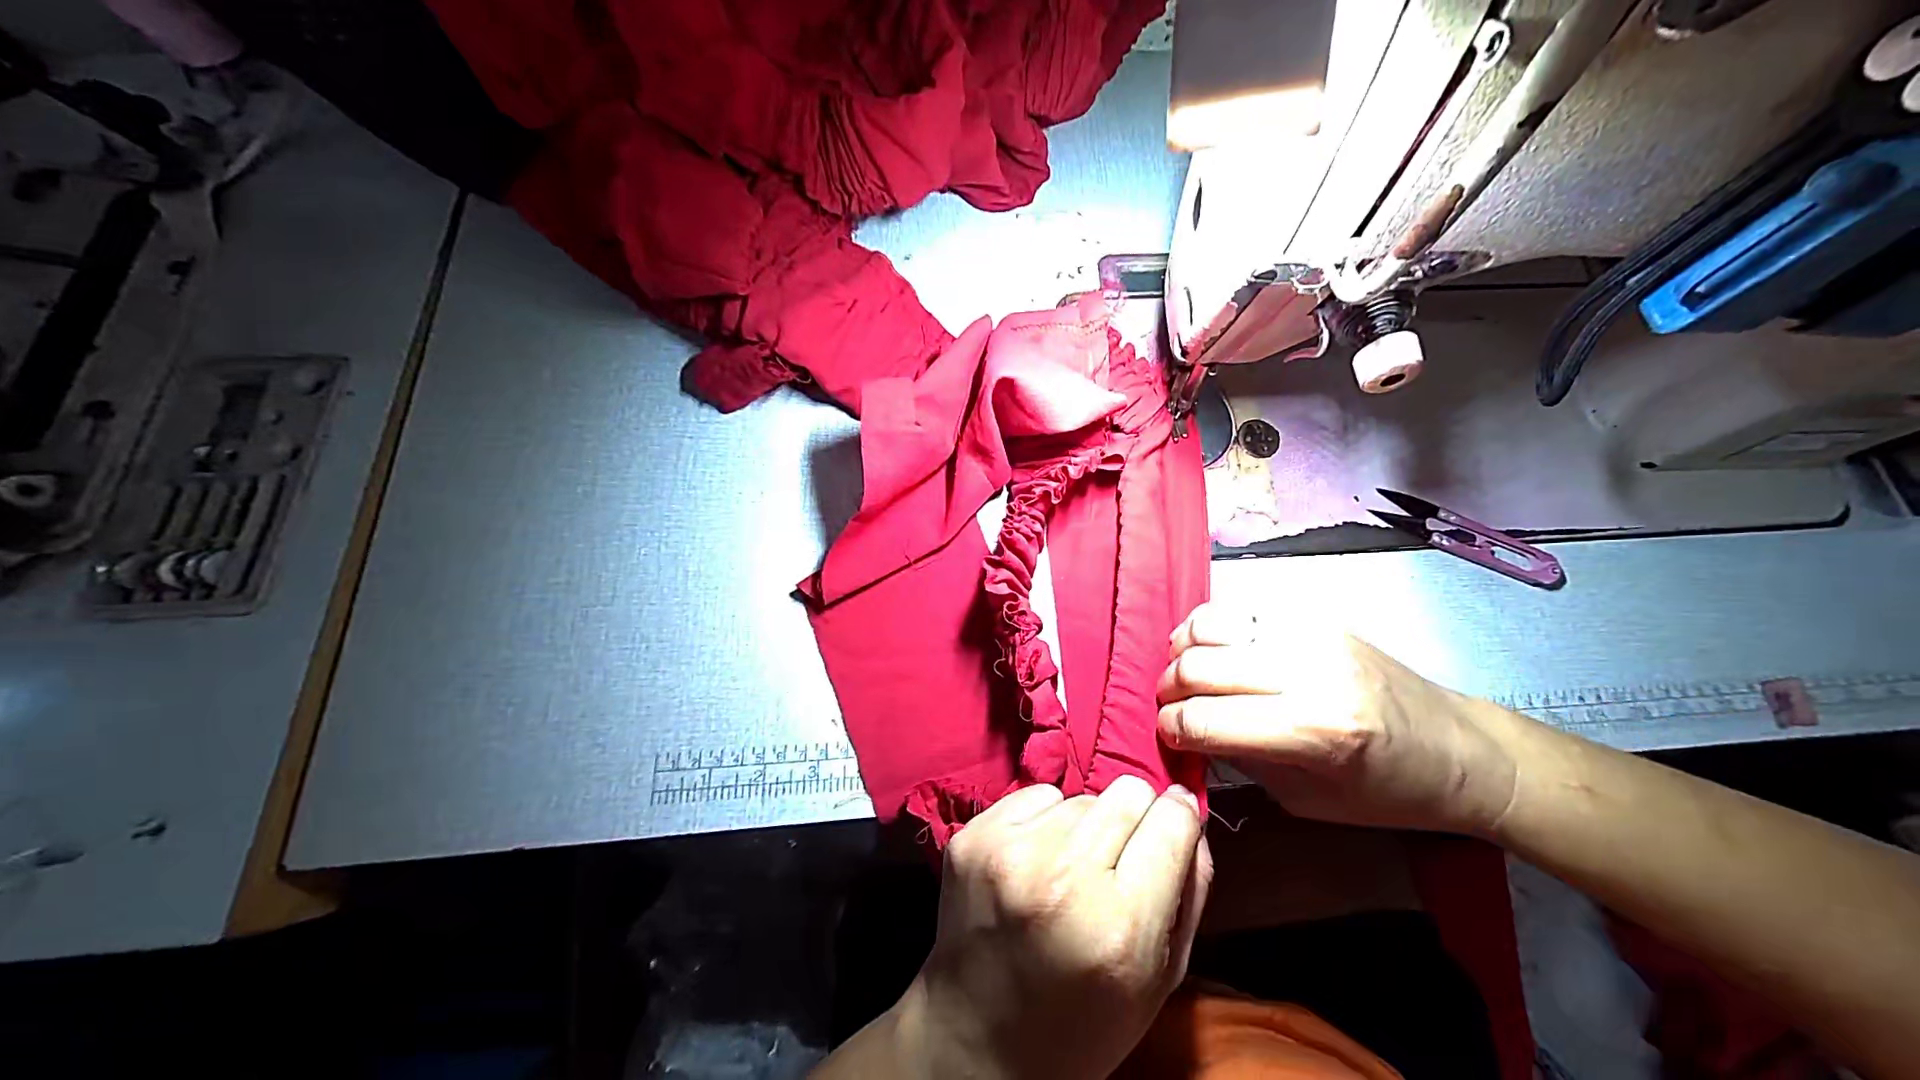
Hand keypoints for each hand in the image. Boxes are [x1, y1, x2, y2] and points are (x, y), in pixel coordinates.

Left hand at [903, 777, 1211, 1079]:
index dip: (1179, 821)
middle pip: (1128, 792)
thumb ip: (1189, 889)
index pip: (1172, 819)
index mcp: (1119, 923)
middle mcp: (1061, 875)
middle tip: (1118, 861)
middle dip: (1135, 819)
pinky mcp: (973, 836)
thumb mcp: (1160, 978)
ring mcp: (1008, 851)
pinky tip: (1033, 864)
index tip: (1172, 829)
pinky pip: (1034, 795)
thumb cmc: (1083, 1020)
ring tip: (1069, 874)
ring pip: (1080, 796)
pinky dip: (1043, 821)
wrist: (976, 1037)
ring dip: (1085, 827)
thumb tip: (1188, 808)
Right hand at [1155, 603, 1523, 835]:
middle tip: (1169, 706)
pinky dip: (1210, 627)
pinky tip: (1210, 647)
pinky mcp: (1316, 614)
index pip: (1206, 720)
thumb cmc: (1388, 792)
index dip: (1171, 728)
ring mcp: (1313, 633)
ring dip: (1182, 651)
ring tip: (1185, 673)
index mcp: (1315, 732)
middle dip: (1168, 690)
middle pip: (1199, 667)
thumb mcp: (1306, 800)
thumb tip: (1189, 729)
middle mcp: (1311, 671)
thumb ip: (1241, 759)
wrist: (1461, 749)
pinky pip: (1239, 608)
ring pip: (1210, 625)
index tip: (1165, 734)